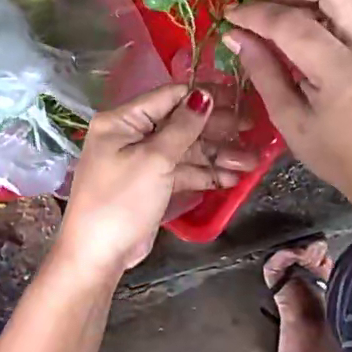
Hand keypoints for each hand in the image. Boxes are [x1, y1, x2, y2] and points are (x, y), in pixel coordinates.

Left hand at [56, 84, 253, 272]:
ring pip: (188, 150)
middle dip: (218, 129)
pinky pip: (184, 171)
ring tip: (252, 162)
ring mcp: (144, 161)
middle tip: (253, 130)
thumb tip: (203, 95)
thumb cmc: (121, 200)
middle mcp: (133, 136)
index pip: (169, 96)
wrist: (98, 255)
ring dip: (219, 155)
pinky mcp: (154, 184)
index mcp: (123, 121)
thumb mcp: (154, 159)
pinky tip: (233, 179)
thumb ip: (183, 126)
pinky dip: (207, 174)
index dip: (205, 96)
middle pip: (183, 124)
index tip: (239, 97)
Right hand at [224, 0, 351, 206]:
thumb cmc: (335, 153)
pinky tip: (310, 19)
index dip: (257, 15)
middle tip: (268, 10)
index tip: (231, 15)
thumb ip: (263, 71)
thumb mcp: (289, 121)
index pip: (295, 25)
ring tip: (288, 10)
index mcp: (343, 75)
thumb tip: (235, 34)